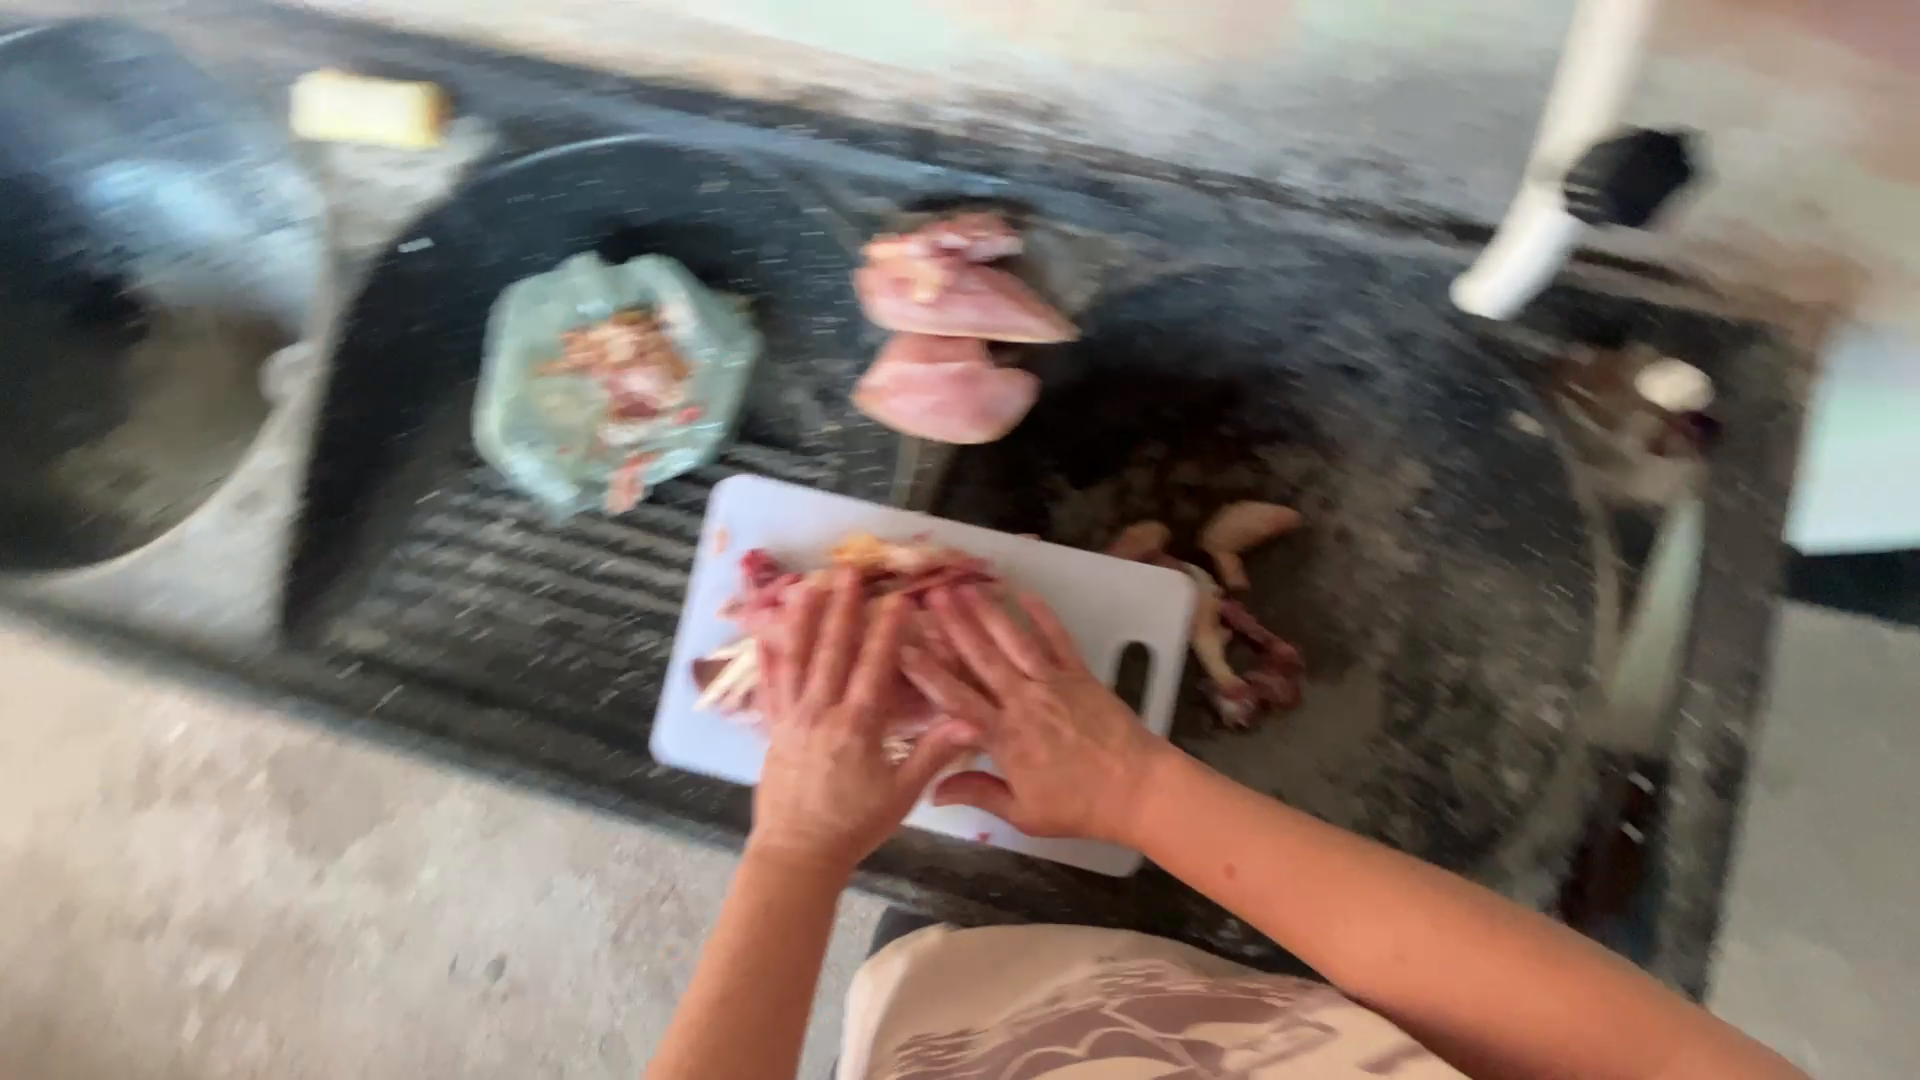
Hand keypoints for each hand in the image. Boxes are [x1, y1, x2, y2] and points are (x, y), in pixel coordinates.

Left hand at [746, 566, 979, 876]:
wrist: (798, 854)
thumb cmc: (855, 825)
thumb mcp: (902, 793)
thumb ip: (934, 753)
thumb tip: (970, 721)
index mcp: (856, 725)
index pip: (875, 666)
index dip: (888, 629)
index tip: (898, 597)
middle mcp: (821, 711)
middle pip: (832, 650)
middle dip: (842, 607)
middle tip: (849, 571)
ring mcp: (792, 717)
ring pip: (796, 659)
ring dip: (802, 620)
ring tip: (806, 586)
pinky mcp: (774, 728)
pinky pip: (770, 686)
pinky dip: (767, 658)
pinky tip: (764, 634)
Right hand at [901, 585, 1174, 843]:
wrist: (1138, 790)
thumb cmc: (1078, 806)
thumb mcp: (1024, 813)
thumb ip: (978, 793)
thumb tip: (932, 791)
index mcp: (1005, 736)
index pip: (957, 699)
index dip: (927, 672)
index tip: (902, 648)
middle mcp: (1024, 700)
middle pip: (983, 657)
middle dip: (955, 624)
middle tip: (932, 594)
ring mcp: (1053, 683)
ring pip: (1014, 641)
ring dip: (989, 612)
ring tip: (966, 586)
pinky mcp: (1080, 674)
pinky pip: (1058, 639)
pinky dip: (1042, 616)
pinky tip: (1024, 594)